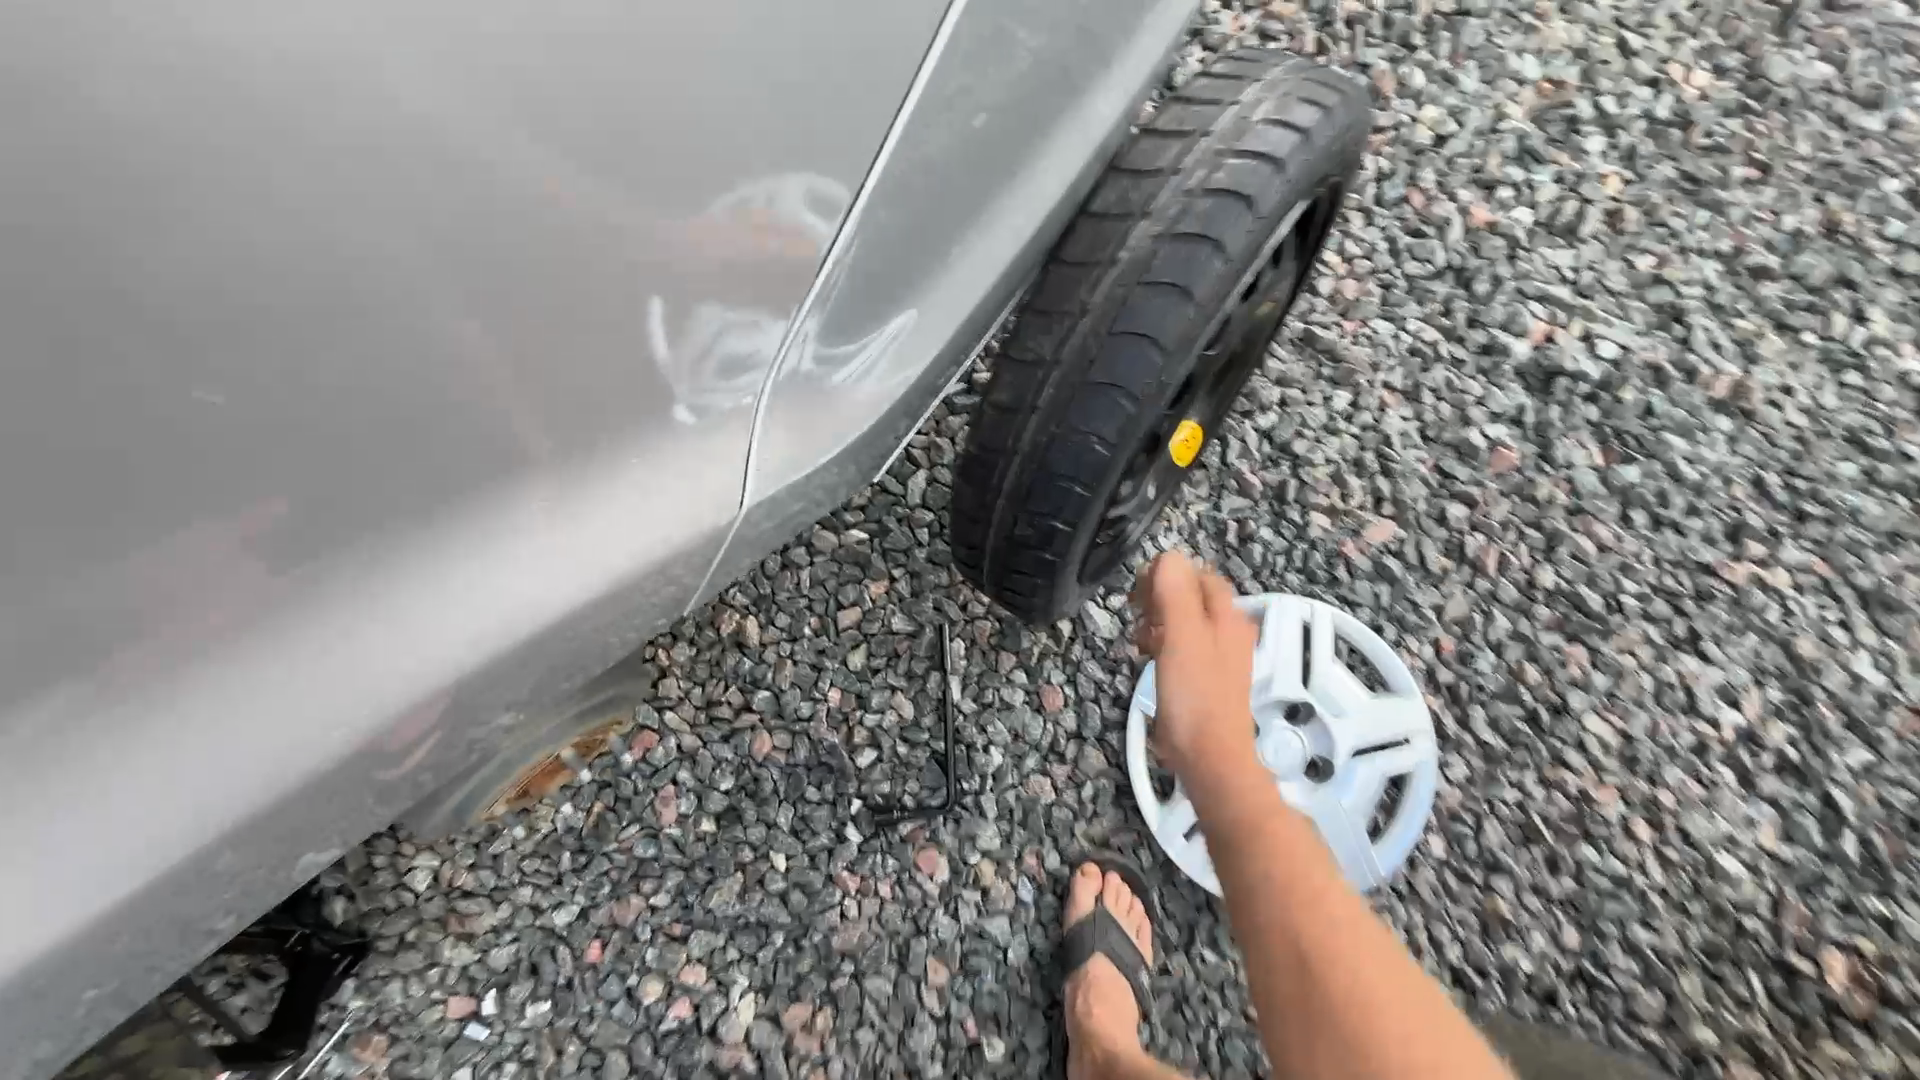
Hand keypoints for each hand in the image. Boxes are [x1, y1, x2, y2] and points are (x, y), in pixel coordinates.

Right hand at [1130, 552, 1259, 786]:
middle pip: (1190, 596)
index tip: (1140, 595)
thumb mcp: (1181, 635)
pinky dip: (1162, 646)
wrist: (1209, 757)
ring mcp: (1217, 656)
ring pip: (1182, 621)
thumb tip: (1167, 556)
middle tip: (1138, 618)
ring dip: (1157, 624)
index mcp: (1228, 616)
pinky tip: (1149, 661)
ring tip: (1140, 642)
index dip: (1166, 576)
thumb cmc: (1194, 694)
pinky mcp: (1204, 678)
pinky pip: (1181, 647)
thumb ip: (1174, 591)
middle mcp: (1228, 631)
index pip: (1196, 573)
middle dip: (1159, 600)